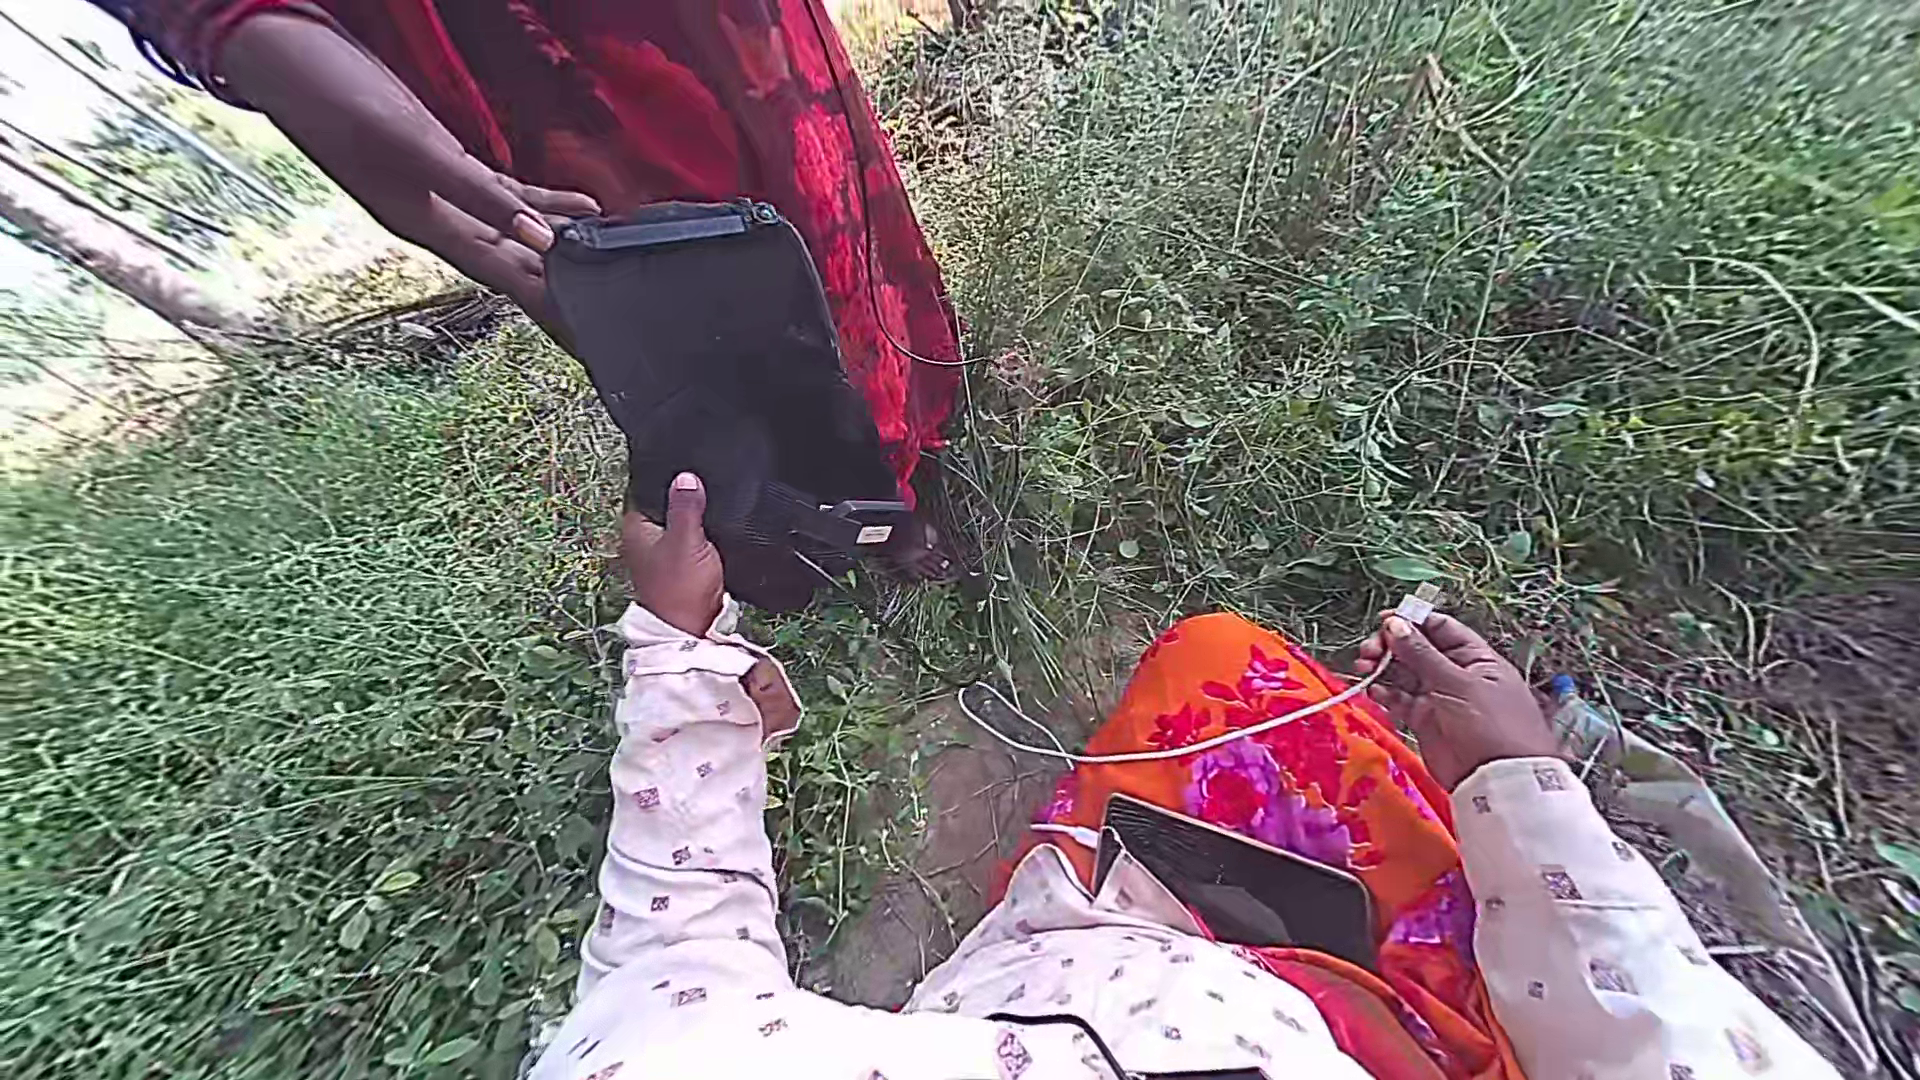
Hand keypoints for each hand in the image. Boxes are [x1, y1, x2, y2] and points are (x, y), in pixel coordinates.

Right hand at [218, 13, 599, 317]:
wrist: (279, 42)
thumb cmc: (328, 94)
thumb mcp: (410, 147)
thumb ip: (480, 194)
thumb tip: (540, 238)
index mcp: (434, 231)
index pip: (511, 283)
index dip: (551, 308)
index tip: (590, 334)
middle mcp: (448, 223)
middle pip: (523, 267)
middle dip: (566, 287)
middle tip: (615, 303)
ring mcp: (453, 198)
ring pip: (524, 233)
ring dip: (566, 243)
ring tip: (614, 253)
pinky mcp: (457, 169)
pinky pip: (515, 197)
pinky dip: (551, 204)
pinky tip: (586, 206)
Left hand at [621, 473, 723, 636]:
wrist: (693, 627)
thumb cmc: (682, 585)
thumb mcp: (686, 541)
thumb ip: (686, 507)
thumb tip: (686, 476)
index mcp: (636, 527)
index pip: (648, 489)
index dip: (668, 475)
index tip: (691, 461)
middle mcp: (645, 537)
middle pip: (666, 504)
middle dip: (686, 493)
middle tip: (712, 475)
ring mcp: (664, 551)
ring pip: (682, 521)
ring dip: (697, 514)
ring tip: (719, 495)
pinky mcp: (683, 562)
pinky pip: (694, 537)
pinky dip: (704, 531)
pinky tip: (720, 523)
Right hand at [1355, 612, 1559, 788]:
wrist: (1499, 780)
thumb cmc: (1491, 725)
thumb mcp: (1457, 683)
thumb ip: (1421, 653)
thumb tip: (1394, 623)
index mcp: (1475, 659)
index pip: (1440, 628)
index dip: (1412, 621)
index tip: (1383, 620)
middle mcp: (1455, 674)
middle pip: (1415, 648)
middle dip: (1389, 645)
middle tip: (1369, 651)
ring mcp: (1438, 696)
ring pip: (1402, 671)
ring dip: (1381, 666)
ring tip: (1365, 668)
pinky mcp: (1423, 717)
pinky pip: (1397, 697)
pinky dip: (1383, 692)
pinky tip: (1373, 690)